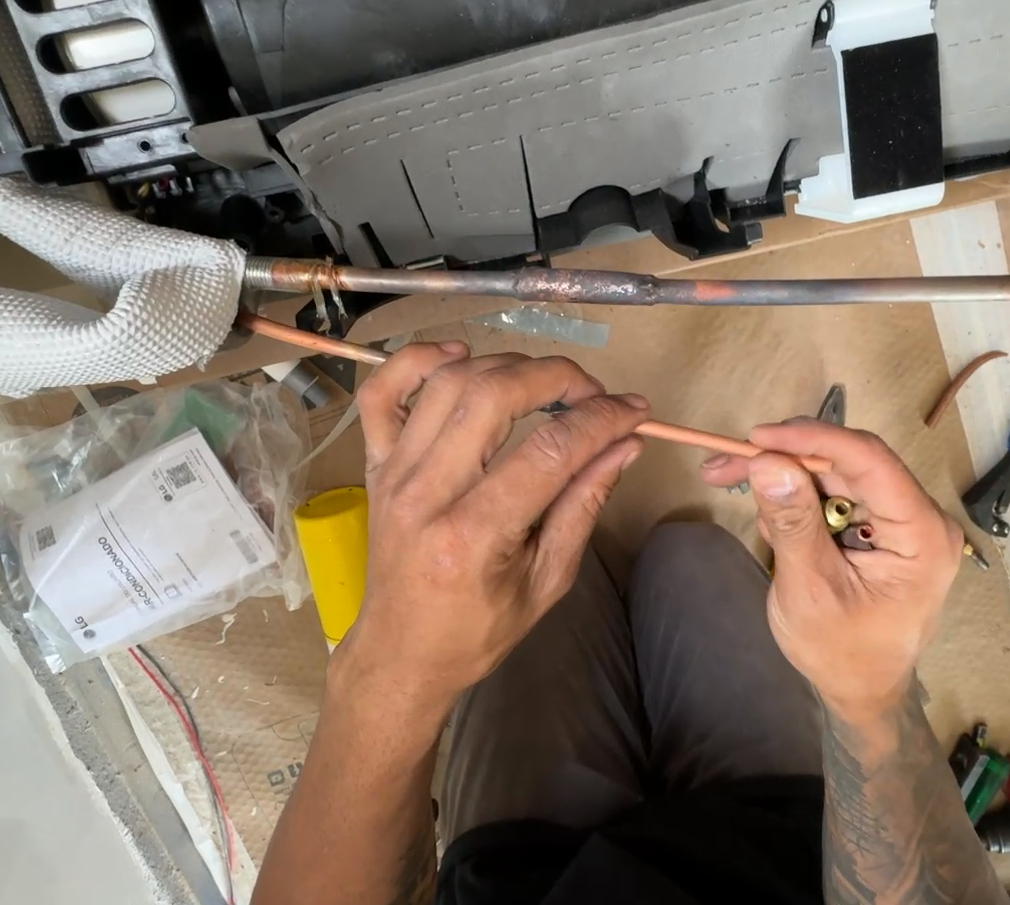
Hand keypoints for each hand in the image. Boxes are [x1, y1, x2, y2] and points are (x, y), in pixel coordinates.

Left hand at [337, 343, 648, 710]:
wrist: (401, 653)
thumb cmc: (478, 629)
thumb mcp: (548, 580)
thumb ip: (585, 504)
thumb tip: (625, 444)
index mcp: (474, 535)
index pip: (549, 450)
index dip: (601, 420)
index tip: (634, 411)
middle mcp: (427, 492)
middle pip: (494, 396)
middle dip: (556, 378)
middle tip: (592, 393)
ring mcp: (393, 472)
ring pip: (448, 382)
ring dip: (506, 365)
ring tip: (543, 382)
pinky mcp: (375, 463)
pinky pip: (382, 392)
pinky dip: (418, 359)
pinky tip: (459, 356)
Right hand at [700, 420, 963, 720]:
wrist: (857, 689)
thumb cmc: (843, 653)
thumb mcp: (811, 590)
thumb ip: (792, 524)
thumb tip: (767, 462)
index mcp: (921, 534)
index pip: (870, 461)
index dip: (813, 439)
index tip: (757, 437)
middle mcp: (914, 514)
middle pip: (843, 460)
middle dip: (782, 457)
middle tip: (723, 464)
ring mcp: (893, 516)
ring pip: (828, 470)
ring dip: (778, 477)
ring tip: (737, 497)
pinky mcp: (870, 520)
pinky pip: (825, 489)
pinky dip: (789, 497)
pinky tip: (770, 525)